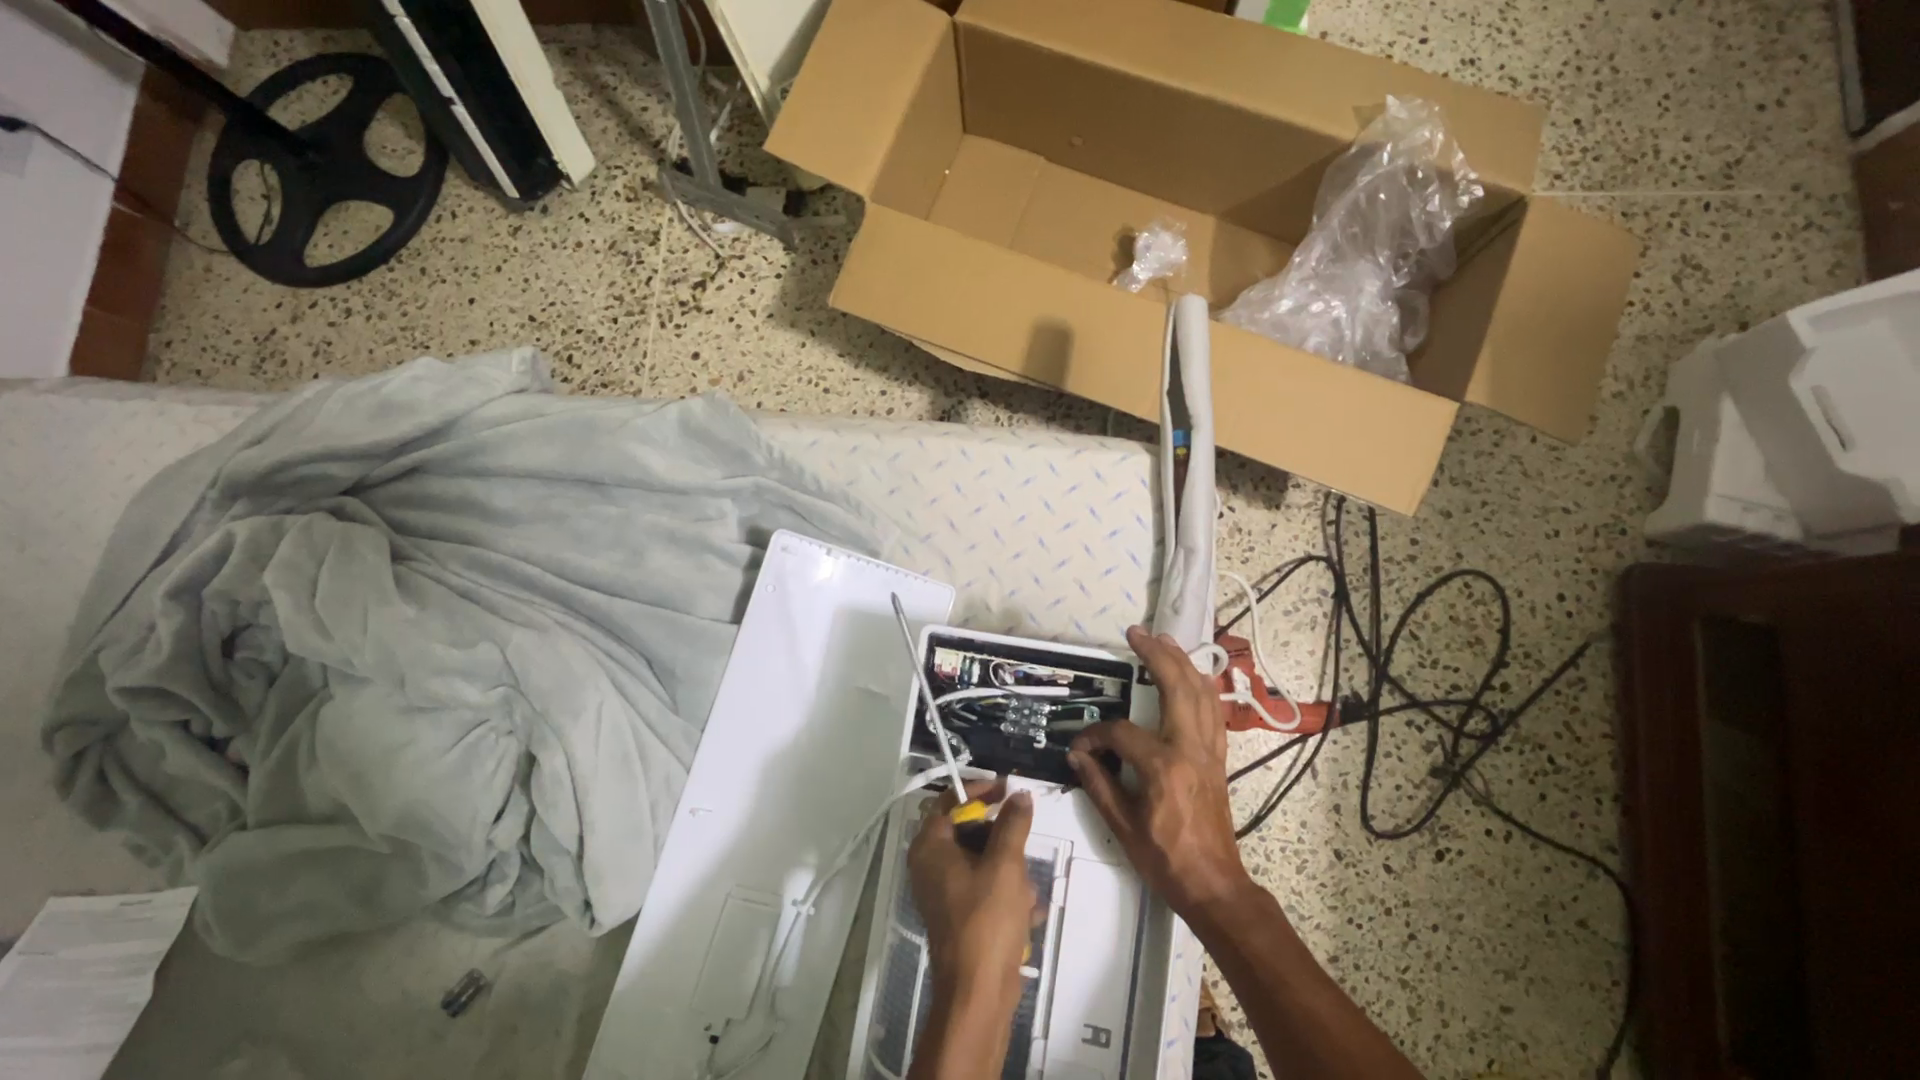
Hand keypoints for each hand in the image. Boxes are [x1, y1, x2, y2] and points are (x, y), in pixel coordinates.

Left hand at [907, 779, 1036, 1010]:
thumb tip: (1019, 795)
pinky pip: (985, 889)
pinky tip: (1027, 910)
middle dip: (1001, 838)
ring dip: (1010, 869)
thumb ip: (1013, 824)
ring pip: (982, 861)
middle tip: (1024, 842)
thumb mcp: (1005, 864)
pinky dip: (1007, 894)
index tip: (1009, 789)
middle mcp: (930, 865)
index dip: (979, 790)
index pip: (949, 801)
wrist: (978, 991)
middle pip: (968, 831)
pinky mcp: (959, 914)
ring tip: (1027, 890)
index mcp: (930, 847)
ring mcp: (943, 891)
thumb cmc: (986, 920)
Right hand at [1067, 625, 1254, 920]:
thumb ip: (1099, 784)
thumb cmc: (1165, 860)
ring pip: (1201, 693)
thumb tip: (1078, 754)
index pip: (1121, 733)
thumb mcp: (1122, 826)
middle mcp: (1191, 749)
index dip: (1095, 736)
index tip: (1079, 749)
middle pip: (1177, 687)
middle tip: (1136, 633)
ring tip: (1163, 640)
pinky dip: (1201, 686)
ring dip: (1182, 662)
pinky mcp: (1218, 758)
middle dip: (1156, 655)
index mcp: (1164, 767)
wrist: (1214, 885)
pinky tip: (1192, 674)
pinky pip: (1213, 711)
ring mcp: (1210, 751)